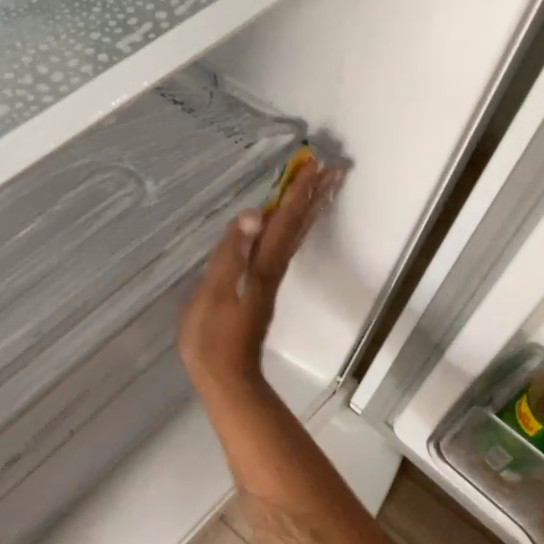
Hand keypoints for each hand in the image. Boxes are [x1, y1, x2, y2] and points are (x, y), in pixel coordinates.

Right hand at [179, 157, 340, 401]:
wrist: (224, 378)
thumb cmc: (213, 336)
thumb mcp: (216, 292)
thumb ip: (232, 253)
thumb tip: (252, 215)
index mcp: (260, 267)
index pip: (280, 223)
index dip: (295, 195)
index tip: (314, 166)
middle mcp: (270, 271)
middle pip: (295, 229)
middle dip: (309, 199)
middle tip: (331, 171)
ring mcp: (266, 283)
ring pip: (291, 240)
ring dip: (304, 214)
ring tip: (318, 192)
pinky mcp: (258, 293)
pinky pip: (281, 252)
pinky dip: (290, 233)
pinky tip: (283, 231)